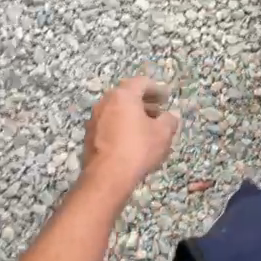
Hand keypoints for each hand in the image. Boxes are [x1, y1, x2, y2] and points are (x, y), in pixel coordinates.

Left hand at [81, 77, 180, 197]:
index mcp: (123, 95)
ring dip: (132, 115)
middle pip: (127, 95)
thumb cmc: (138, 148)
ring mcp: (94, 120)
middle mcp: (105, 102)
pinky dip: (122, 126)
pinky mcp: (90, 137)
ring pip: (117, 110)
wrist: (107, 177)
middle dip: (144, 102)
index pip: (141, 83)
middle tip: (158, 111)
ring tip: (147, 128)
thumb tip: (170, 116)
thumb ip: (169, 120)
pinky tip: (132, 140)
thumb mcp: (163, 134)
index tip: (167, 98)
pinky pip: (109, 124)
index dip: (157, 89)